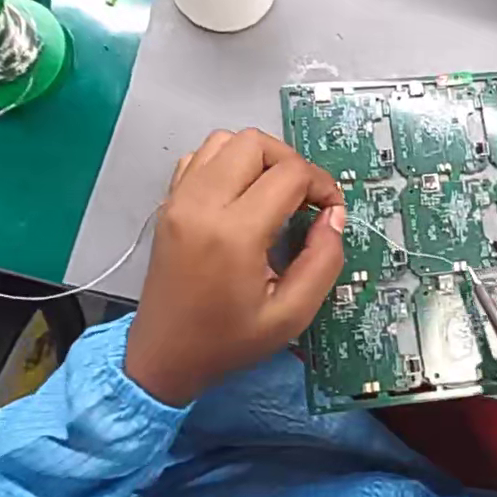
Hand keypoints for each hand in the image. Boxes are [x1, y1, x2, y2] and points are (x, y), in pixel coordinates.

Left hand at [126, 129, 346, 405]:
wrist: (164, 355)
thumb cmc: (226, 341)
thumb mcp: (291, 315)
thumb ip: (323, 261)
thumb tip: (333, 217)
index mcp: (233, 233)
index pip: (290, 174)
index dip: (322, 186)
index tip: (329, 211)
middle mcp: (200, 204)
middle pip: (255, 143)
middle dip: (291, 162)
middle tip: (303, 197)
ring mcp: (178, 200)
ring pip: (224, 140)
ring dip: (258, 157)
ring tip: (273, 193)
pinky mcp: (167, 204)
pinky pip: (198, 157)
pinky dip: (225, 162)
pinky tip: (239, 195)